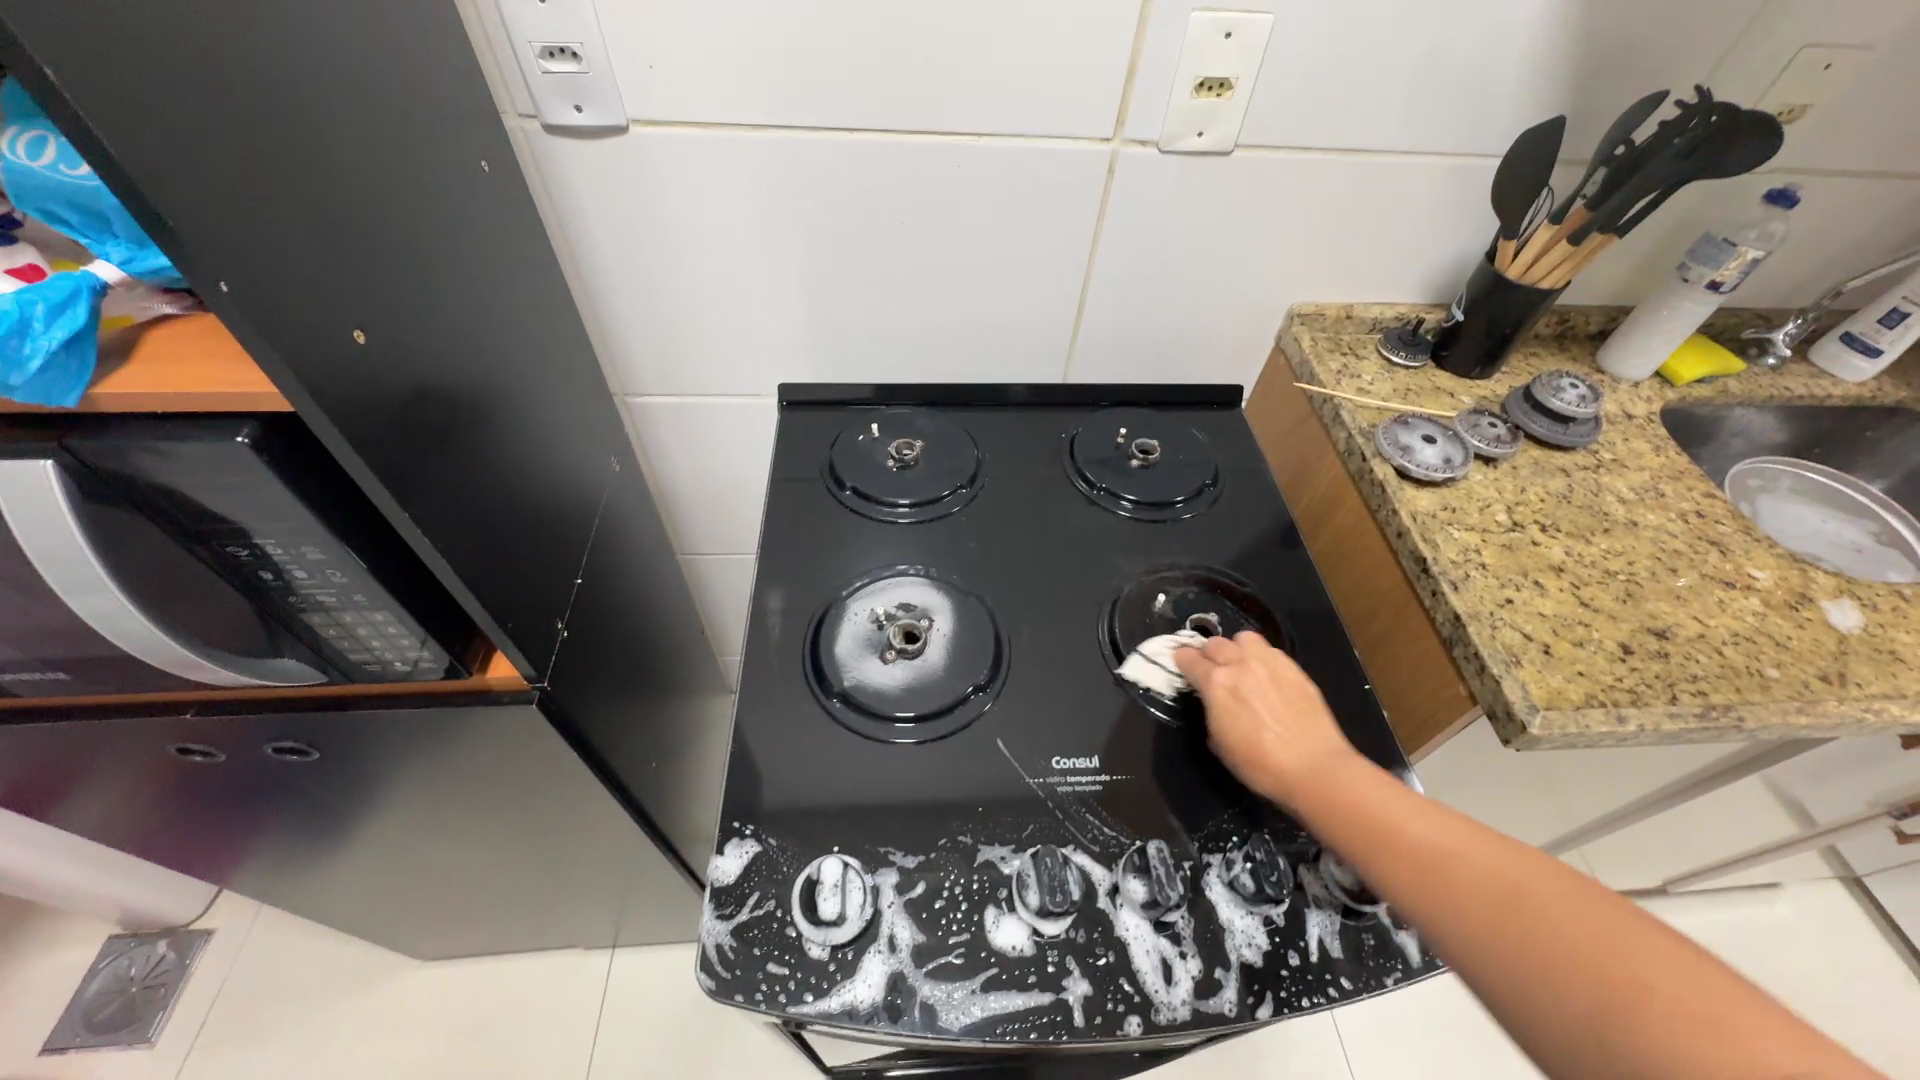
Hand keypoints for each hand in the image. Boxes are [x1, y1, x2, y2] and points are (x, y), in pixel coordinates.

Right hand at [1173, 631, 1366, 807]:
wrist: (1314, 768)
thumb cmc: (1259, 764)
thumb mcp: (1218, 742)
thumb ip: (1210, 711)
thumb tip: (1212, 702)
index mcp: (1216, 683)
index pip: (1189, 659)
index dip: (1181, 660)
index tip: (1180, 663)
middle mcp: (1241, 664)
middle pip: (1215, 643)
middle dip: (1207, 653)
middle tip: (1209, 668)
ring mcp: (1270, 662)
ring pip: (1244, 638)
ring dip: (1235, 648)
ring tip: (1239, 664)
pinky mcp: (1294, 668)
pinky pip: (1270, 650)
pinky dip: (1260, 656)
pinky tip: (1265, 674)